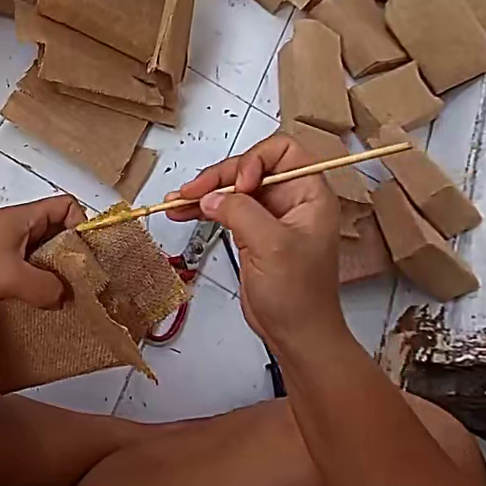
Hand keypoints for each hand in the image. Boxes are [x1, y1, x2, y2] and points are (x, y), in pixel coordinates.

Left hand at [0, 195, 84, 312]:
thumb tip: (64, 296)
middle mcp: (10, 226)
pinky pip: (19, 268)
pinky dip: (30, 282)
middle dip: (69, 254)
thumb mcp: (12, 277)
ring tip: (58, 297)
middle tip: (79, 283)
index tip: (85, 257)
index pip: (65, 205)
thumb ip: (46, 286)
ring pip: (36, 252)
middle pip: (54, 230)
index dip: (81, 225)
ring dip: (49, 272)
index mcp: (20, 218)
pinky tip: (32, 303)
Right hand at [166, 134, 346, 348]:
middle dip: (218, 177)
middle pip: (249, 168)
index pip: (282, 152)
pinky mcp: (252, 231)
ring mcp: (270, 215)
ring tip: (176, 201)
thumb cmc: (298, 294)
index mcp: (309, 195)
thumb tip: (211, 197)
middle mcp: (291, 199)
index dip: (255, 162)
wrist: (295, 332)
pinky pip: (224, 207)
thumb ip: (240, 212)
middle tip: (191, 192)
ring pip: (232, 187)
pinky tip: (182, 212)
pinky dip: (202, 207)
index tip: (237, 186)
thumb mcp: (271, 246)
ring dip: (204, 191)